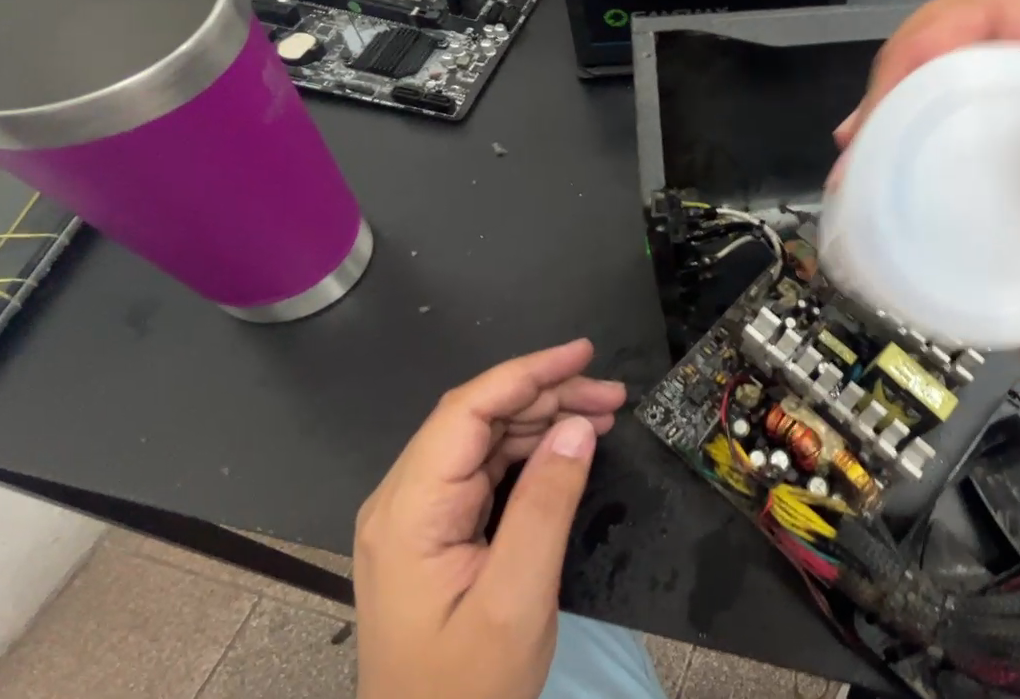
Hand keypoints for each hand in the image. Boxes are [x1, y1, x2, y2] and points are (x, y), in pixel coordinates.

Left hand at [354, 338, 627, 698]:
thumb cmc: (467, 687)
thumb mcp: (518, 596)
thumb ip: (547, 504)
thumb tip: (579, 425)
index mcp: (410, 511)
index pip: (467, 411)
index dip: (527, 372)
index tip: (584, 354)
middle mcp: (405, 502)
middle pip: (478, 419)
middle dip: (547, 395)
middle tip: (614, 396)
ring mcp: (419, 518)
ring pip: (485, 440)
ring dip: (544, 420)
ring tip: (606, 415)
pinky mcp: (437, 534)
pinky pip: (487, 471)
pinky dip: (533, 451)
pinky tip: (571, 447)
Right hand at [833, 0, 1019, 402]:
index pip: (1018, 7)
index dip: (930, 44)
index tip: (882, 122)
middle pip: (983, 18)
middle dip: (906, 67)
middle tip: (862, 149)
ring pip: (969, 42)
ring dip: (905, 89)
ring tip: (865, 157)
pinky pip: (971, 75)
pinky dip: (920, 105)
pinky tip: (891, 149)